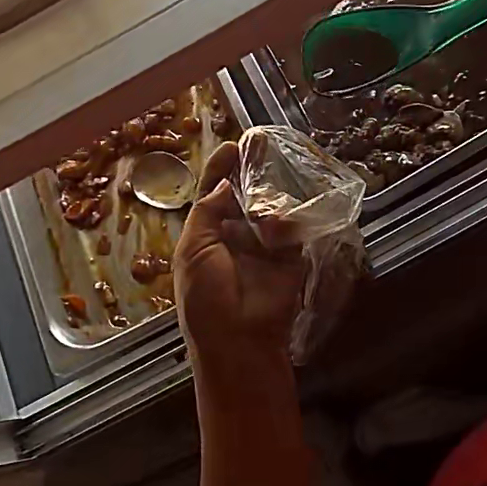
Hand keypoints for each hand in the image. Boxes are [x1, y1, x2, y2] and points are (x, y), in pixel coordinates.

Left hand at [174, 141, 306, 368]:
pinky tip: (278, 222)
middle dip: (253, 172)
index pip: (214, 193)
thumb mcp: (192, 250)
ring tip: (270, 186)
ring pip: (271, 207)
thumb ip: (207, 212)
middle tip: (264, 145)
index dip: (221, 169)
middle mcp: (236, 236)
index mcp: (207, 235)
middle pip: (246, 195)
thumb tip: (222, 183)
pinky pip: (293, 227)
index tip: (232, 145)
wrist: (240, 340)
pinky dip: (289, 219)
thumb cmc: (206, 297)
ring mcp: (265, 246)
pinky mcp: (292, 256)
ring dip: (270, 196)